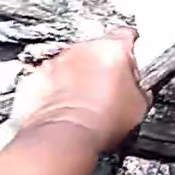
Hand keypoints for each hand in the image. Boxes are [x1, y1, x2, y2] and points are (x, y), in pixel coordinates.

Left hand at [12, 29, 149, 151]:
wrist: (64, 140)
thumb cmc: (103, 120)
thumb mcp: (140, 105)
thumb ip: (140, 87)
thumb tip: (139, 90)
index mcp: (113, 47)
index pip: (127, 34)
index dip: (131, 47)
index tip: (132, 60)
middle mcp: (82, 48)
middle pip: (96, 48)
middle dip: (101, 65)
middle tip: (108, 90)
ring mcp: (55, 62)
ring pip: (70, 64)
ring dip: (76, 76)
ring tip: (84, 103)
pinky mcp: (34, 79)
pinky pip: (47, 80)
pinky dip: (53, 90)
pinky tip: (63, 109)